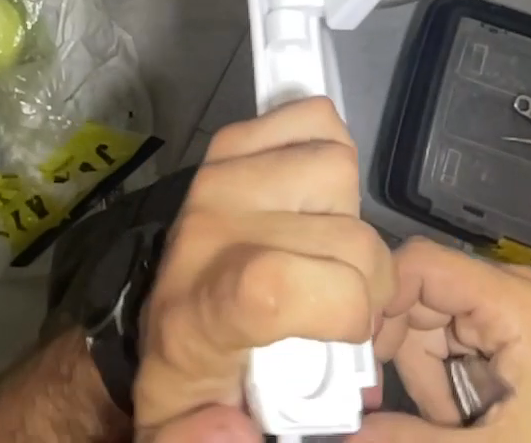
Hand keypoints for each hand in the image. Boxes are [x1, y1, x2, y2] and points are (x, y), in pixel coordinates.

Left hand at [133, 98, 394, 441]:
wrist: (164, 315)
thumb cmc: (196, 377)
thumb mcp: (193, 432)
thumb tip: (236, 431)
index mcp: (200, 312)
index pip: (273, 285)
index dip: (341, 305)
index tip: (350, 335)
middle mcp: (208, 231)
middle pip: (345, 233)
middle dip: (367, 276)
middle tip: (341, 300)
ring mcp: (221, 176)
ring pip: (339, 169)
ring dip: (350, 213)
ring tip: (325, 246)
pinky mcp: (234, 142)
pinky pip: (316, 118)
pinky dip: (331, 149)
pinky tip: (313, 196)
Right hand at [359, 239, 530, 440]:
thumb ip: (411, 438)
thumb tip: (347, 435)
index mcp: (515, 304)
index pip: (423, 263)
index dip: (380, 297)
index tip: (355, 348)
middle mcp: (506, 291)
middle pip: (416, 293)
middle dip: (401, 351)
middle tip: (408, 404)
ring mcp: (500, 307)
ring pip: (420, 319)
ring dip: (419, 372)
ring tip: (449, 418)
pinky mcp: (493, 328)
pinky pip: (436, 337)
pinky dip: (431, 375)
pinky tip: (454, 410)